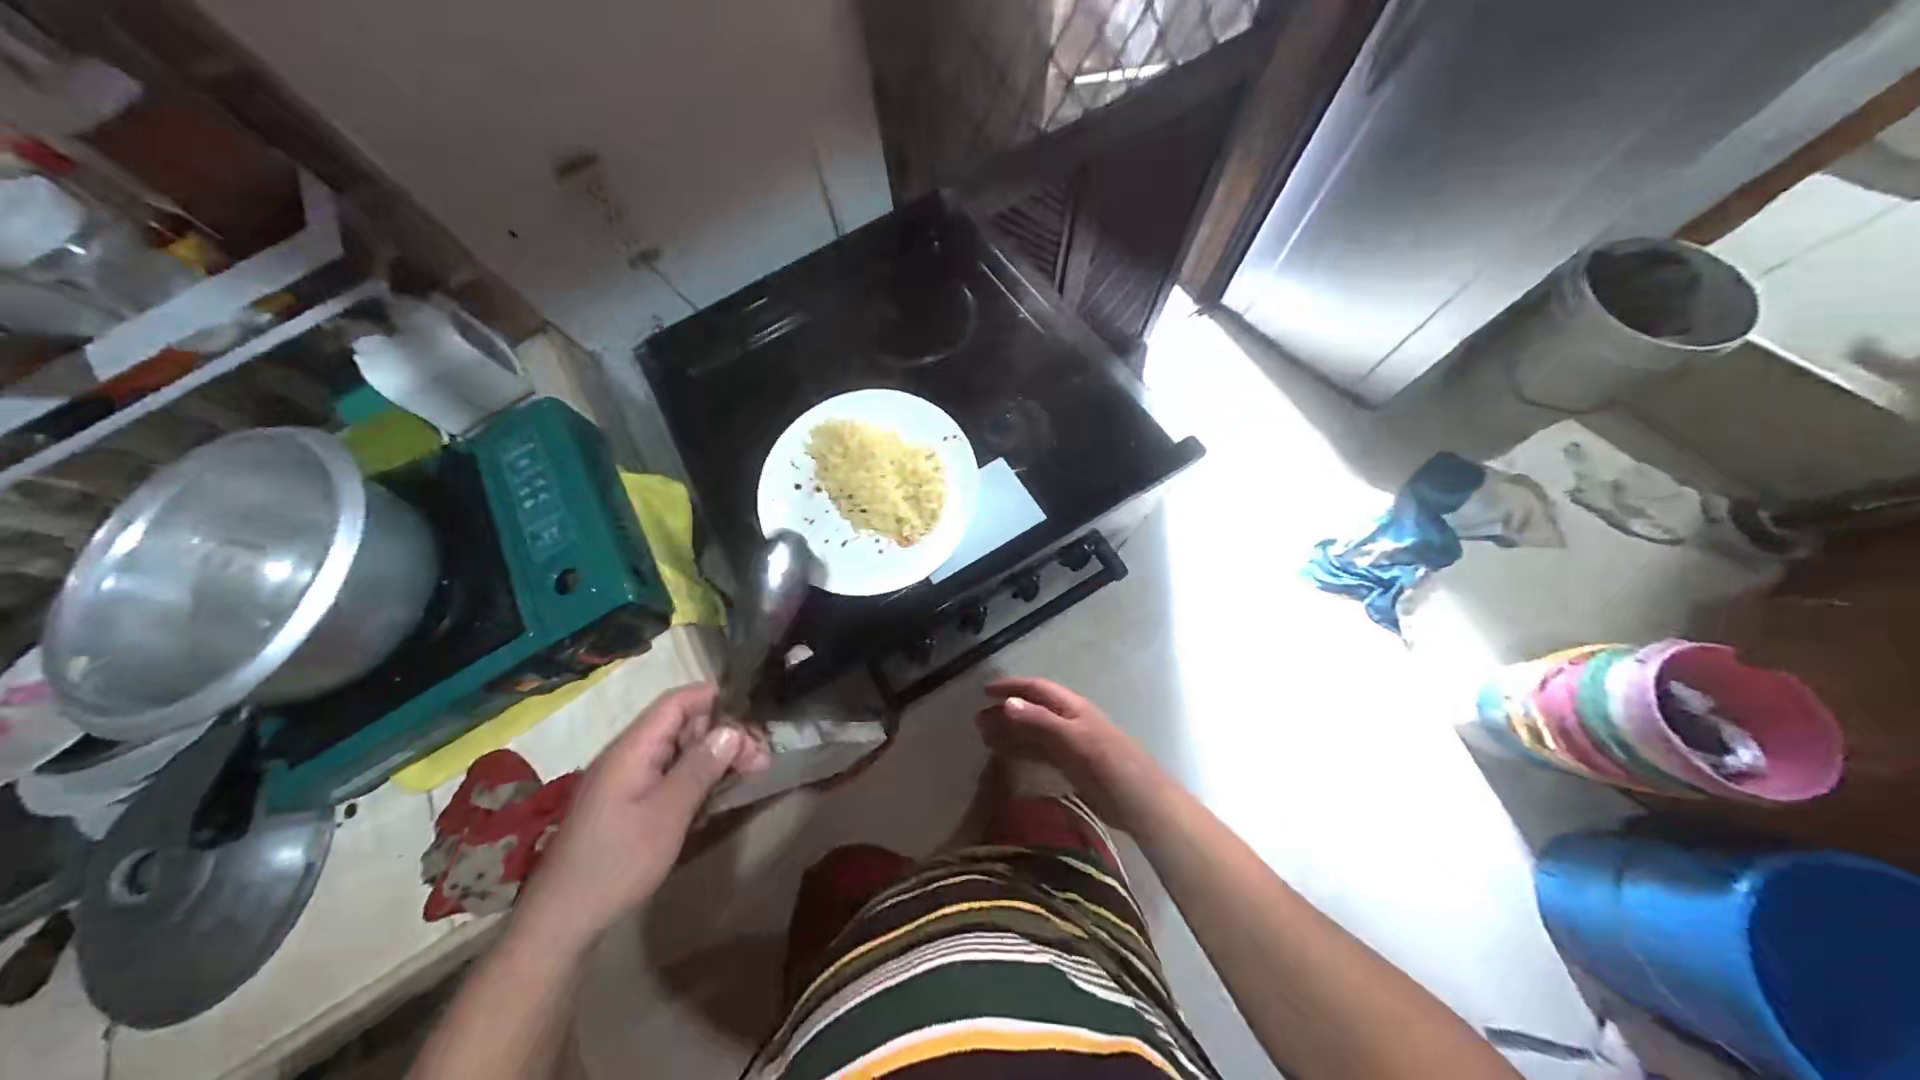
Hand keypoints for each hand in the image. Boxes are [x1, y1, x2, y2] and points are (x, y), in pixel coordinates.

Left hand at [513, 682, 767, 953]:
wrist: (563, 919)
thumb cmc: (618, 861)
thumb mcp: (667, 813)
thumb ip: (699, 768)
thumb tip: (731, 730)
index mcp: (633, 748)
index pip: (677, 702)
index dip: (716, 699)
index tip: (754, 715)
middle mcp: (628, 755)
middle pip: (682, 724)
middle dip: (723, 733)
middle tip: (761, 757)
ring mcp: (626, 779)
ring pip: (678, 750)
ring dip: (714, 756)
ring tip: (750, 772)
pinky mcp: (627, 802)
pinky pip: (668, 774)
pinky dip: (697, 776)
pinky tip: (719, 793)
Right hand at [975, 676, 1165, 834]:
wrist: (1140, 801)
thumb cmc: (1108, 764)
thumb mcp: (1073, 739)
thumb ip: (1040, 721)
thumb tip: (1008, 703)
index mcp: (1072, 707)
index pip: (1036, 689)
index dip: (1011, 687)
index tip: (984, 691)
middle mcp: (1069, 721)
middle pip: (1032, 710)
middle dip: (1006, 712)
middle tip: (978, 722)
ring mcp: (1071, 744)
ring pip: (1034, 732)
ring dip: (1011, 732)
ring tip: (984, 739)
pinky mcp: (1072, 766)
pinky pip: (1040, 752)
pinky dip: (1022, 751)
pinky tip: (1007, 757)